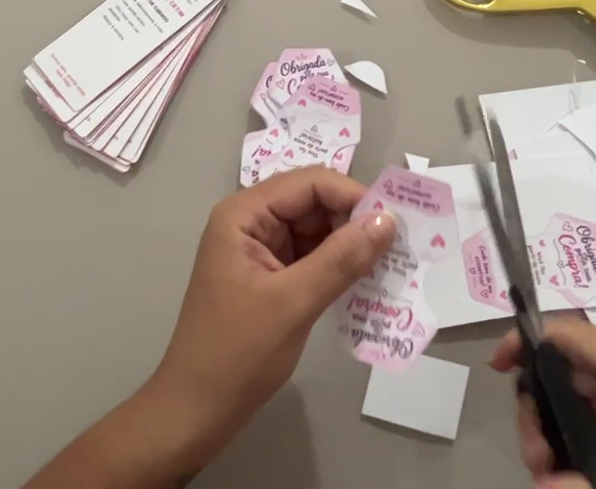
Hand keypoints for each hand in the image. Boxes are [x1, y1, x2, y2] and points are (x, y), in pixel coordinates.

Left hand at [147, 167, 395, 457]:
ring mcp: (259, 249)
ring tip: (391, 263)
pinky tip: (366, 281)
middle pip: (313, 202)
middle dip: (354, 219)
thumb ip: (341, 258)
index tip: (394, 223)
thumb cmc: (237, 353)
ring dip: (349, 244)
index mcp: (244, 214)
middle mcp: (250, 222)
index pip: (308, 183)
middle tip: (399, 245)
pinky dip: (337, 265)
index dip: (352, 195)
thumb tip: (388, 219)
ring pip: (315, 229)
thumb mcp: (294, 303)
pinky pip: (311, 256)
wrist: (196, 412)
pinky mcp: (269, 276)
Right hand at [490, 318, 595, 488]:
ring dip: (569, 426)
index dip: (530, 342)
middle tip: (534, 457)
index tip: (499, 368)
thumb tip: (542, 481)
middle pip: (583, 369)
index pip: (577, 335)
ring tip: (554, 471)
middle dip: (546, 405)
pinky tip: (586, 473)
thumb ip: (581, 484)